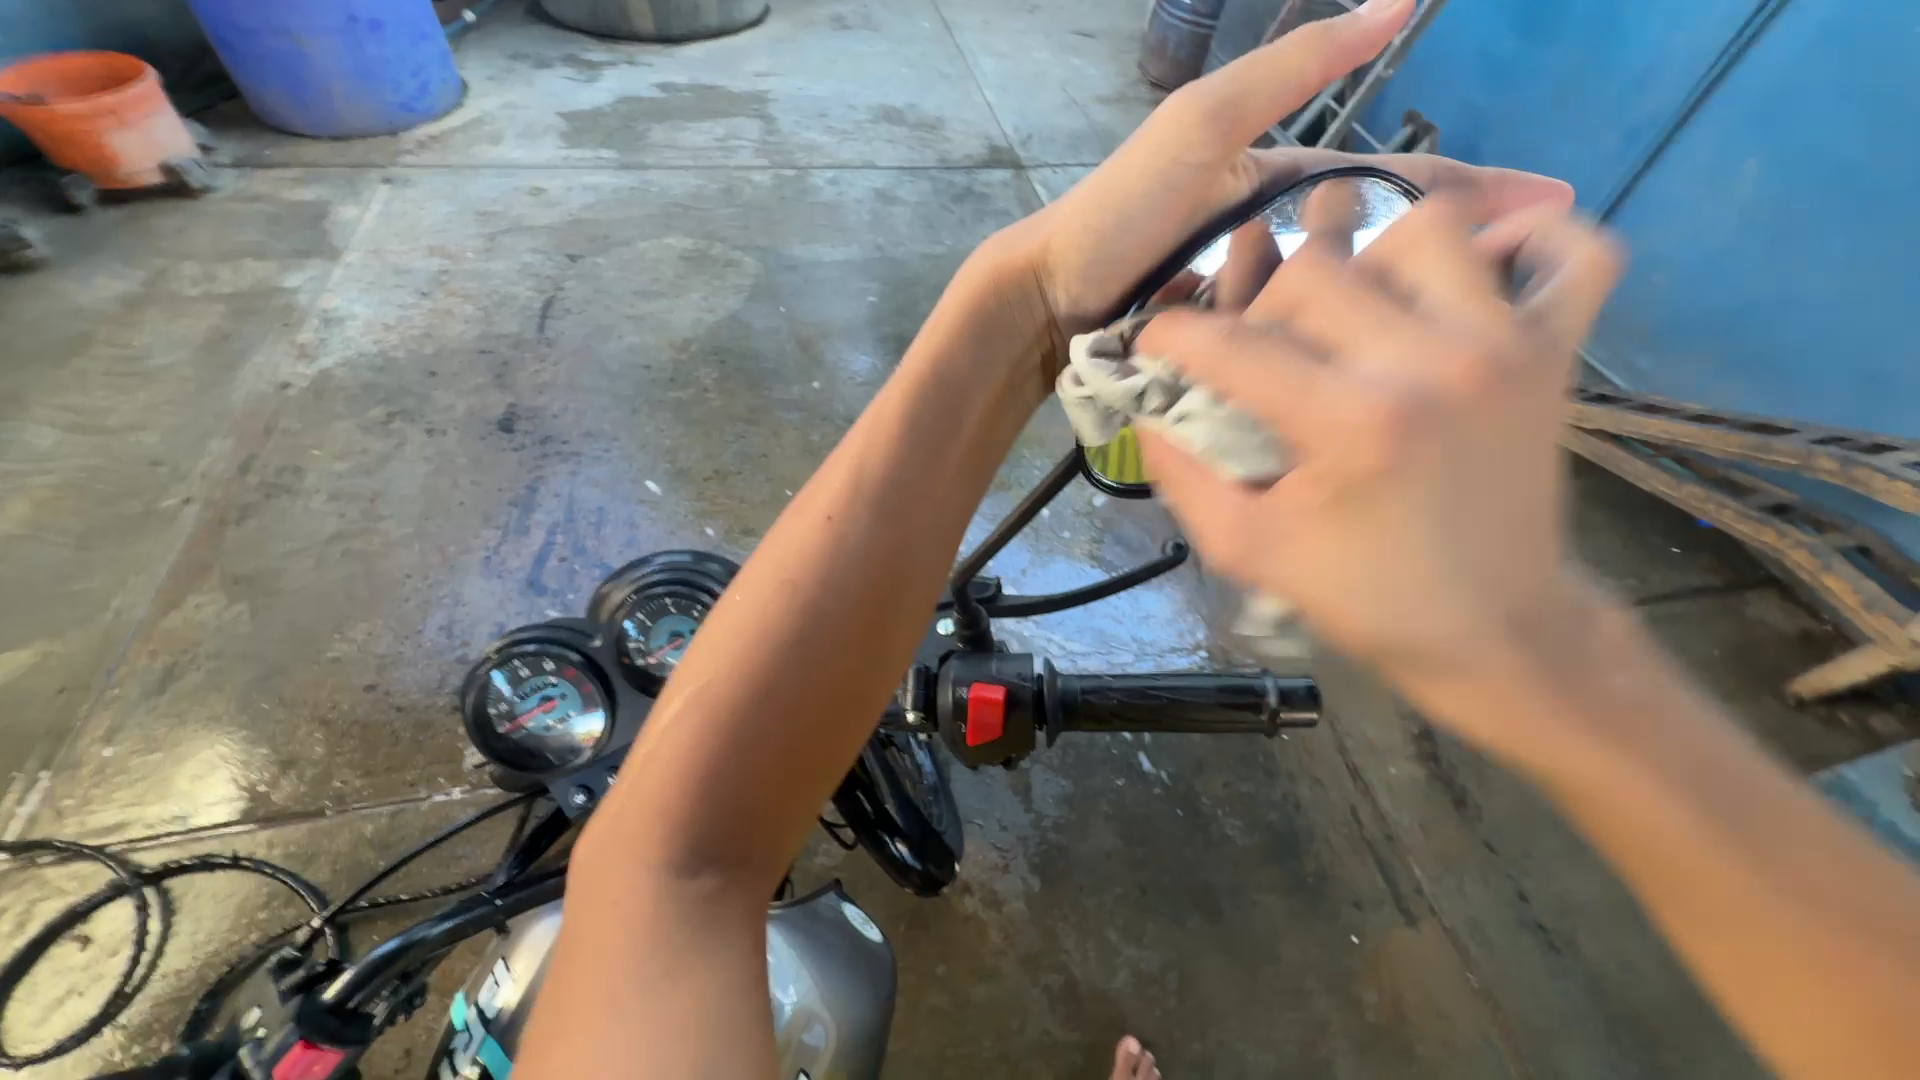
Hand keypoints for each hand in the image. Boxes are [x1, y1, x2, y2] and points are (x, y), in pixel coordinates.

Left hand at [996, 0, 1574, 350]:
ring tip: (1480, 332)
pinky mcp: (1235, 351)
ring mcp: (1259, 302)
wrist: (1054, 294)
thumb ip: (1290, 71)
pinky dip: (1337, 355)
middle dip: (1454, 258)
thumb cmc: (1124, 208)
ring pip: (1345, 306)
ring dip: (1406, 311)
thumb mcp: (1206, 123)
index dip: (1466, 192)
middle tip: (1533, 278)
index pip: (1393, 185)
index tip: (1547, 207)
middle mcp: (1279, 245)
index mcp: (1284, 187)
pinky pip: (1299, 350)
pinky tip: (1386, 372)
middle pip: (1381, 250)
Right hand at [1134, 197, 1622, 698]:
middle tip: (1261, 351)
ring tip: (1354, 316)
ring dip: (1370, 261)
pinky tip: (1471, 281)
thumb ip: (1182, 473)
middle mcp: (1432, 362)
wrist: (1494, 629)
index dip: (1174, 336)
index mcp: (1350, 423)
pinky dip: (1522, 244)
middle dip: (1264, 305)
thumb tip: (1148, 405)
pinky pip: (1568, 250)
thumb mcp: (1245, 549)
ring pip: (1426, 229)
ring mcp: (1507, 345)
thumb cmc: (1363, 596)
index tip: (1155, 343)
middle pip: (1317, 267)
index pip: (1234, 344)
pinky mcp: (1557, 349)